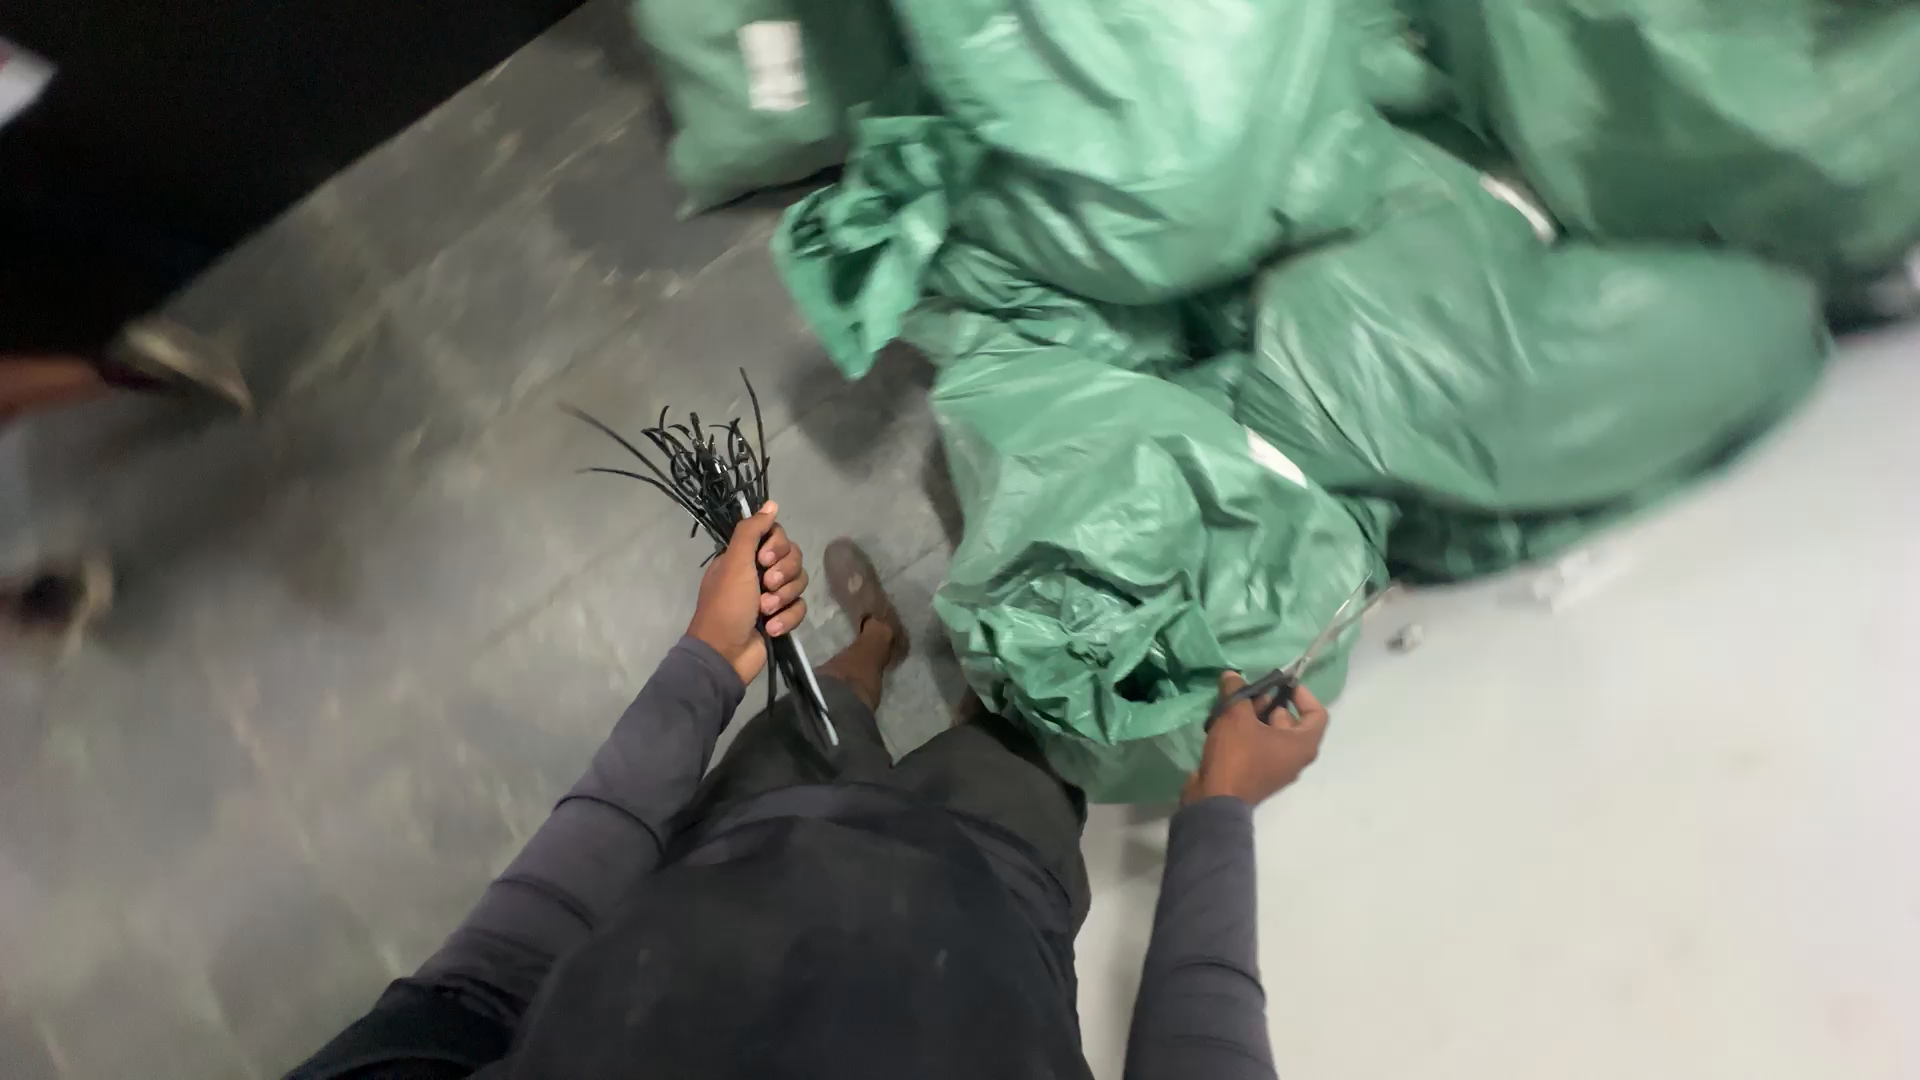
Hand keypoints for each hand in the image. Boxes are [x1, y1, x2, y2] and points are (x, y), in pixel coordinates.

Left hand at [686, 501, 807, 683]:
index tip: (764, 560)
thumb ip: (752, 531)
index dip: (778, 547)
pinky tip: (772, 628)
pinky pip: (800, 608)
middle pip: (793, 558)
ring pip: (799, 583)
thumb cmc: (726, 605)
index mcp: (745, 556)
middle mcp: (759, 572)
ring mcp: (772, 595)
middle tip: (767, 586)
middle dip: (784, 574)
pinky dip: (787, 618)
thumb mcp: (734, 563)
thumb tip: (771, 504)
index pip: (778, 536)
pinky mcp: (782, 617)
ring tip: (766, 612)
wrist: (725, 654)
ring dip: (784, 598)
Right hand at [1183, 672, 1328, 806]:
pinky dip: (1246, 732)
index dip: (1302, 694)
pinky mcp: (1258, 773)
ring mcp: (1276, 767)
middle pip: (1290, 721)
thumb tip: (1232, 676)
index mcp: (1302, 744)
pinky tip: (1223, 724)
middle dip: (1269, 703)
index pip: (1317, 713)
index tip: (1280, 684)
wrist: (1216, 798)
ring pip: (1271, 733)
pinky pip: (1258, 746)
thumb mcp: (1236, 716)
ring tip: (1230, 705)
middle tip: (1246, 692)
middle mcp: (1295, 757)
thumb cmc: (1237, 754)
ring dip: (1253, 716)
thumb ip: (1237, 692)